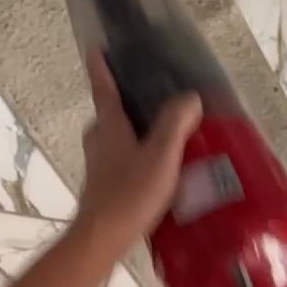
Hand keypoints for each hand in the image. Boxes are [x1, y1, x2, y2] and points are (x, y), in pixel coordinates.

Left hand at [72, 49, 201, 246]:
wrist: (103, 238)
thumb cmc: (130, 193)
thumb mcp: (161, 155)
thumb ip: (175, 123)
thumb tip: (190, 98)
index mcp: (109, 126)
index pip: (104, 88)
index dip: (101, 68)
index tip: (96, 48)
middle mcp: (98, 141)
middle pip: (112, 114)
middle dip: (130, 103)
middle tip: (156, 96)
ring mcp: (98, 165)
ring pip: (118, 138)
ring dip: (137, 133)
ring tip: (167, 133)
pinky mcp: (104, 186)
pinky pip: (123, 160)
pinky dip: (138, 156)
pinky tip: (160, 168)